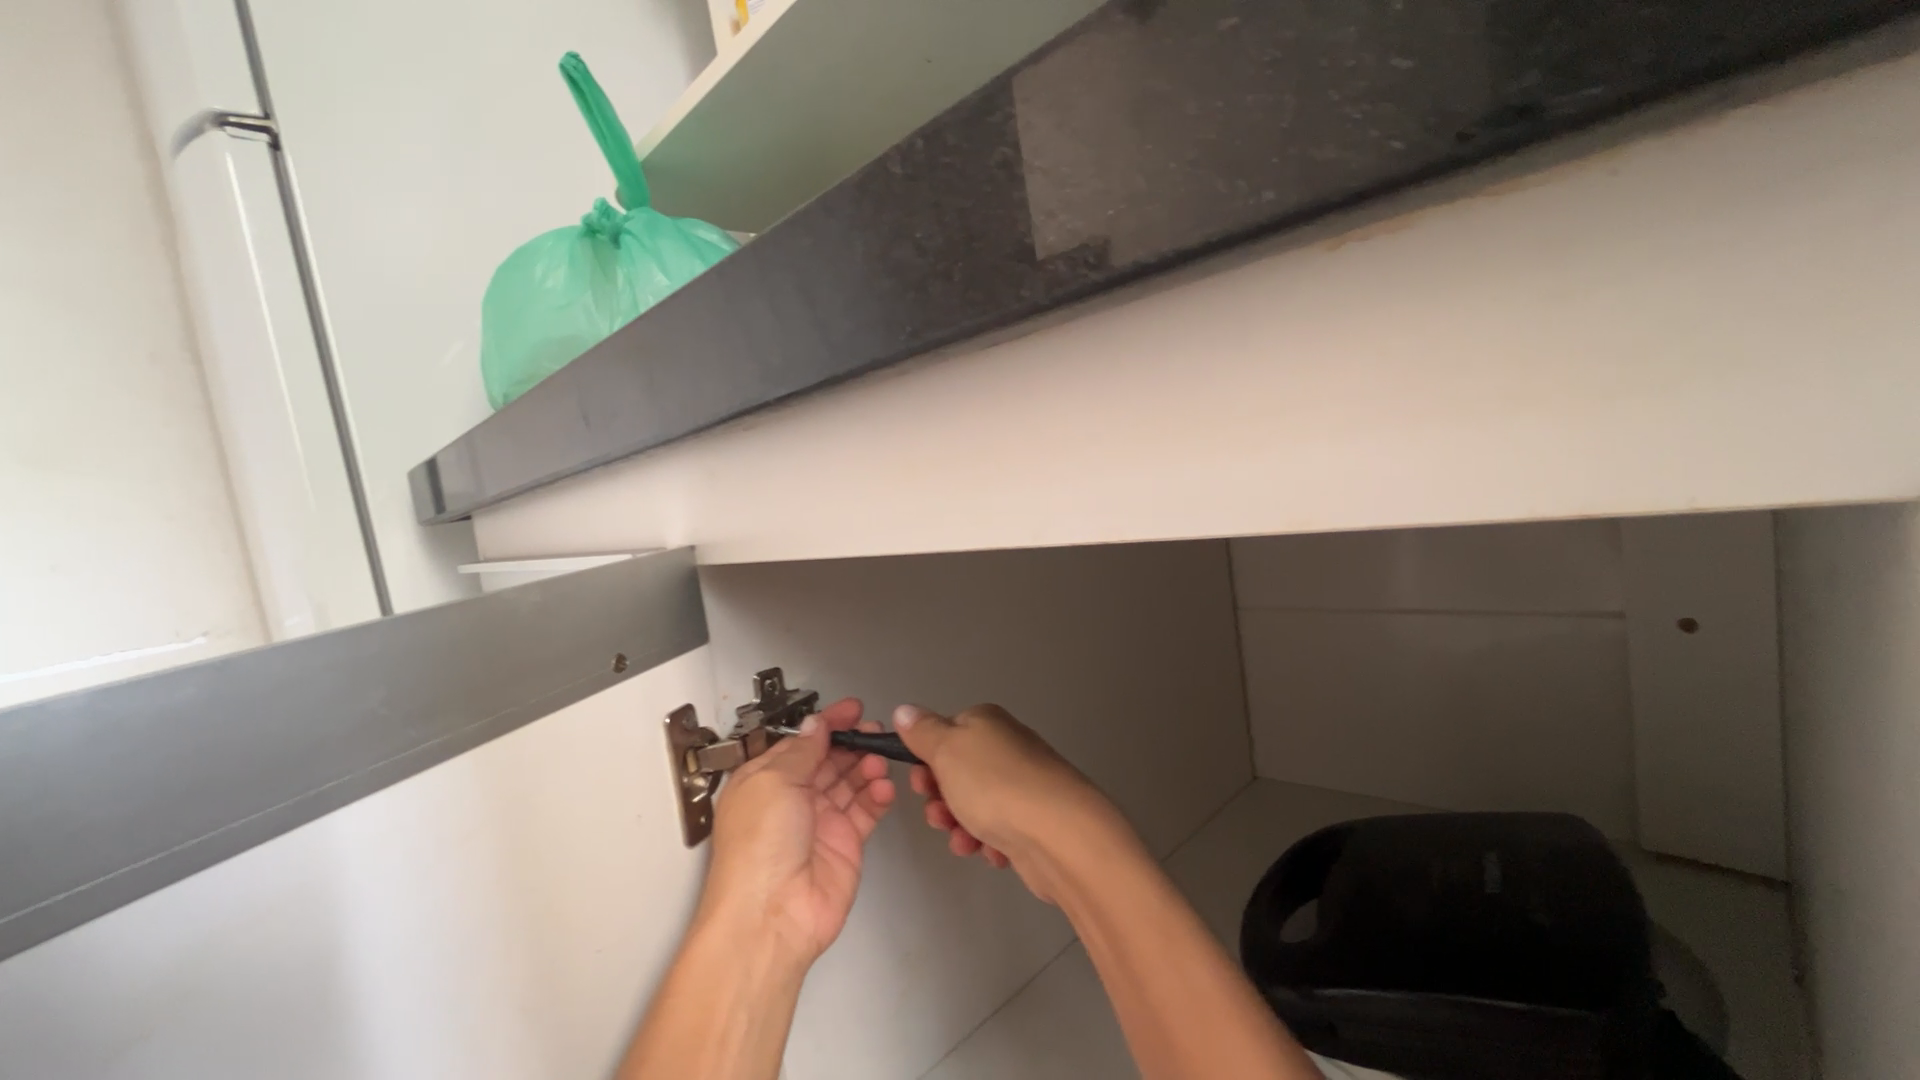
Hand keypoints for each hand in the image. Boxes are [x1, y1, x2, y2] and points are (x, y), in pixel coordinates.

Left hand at [698, 698, 895, 965]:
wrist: (772, 915)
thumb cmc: (756, 851)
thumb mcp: (774, 781)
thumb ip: (803, 750)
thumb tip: (817, 726)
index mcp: (765, 781)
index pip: (801, 742)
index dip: (827, 724)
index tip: (852, 709)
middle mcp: (791, 800)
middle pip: (829, 760)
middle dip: (852, 742)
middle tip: (875, 730)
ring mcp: (819, 822)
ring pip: (850, 782)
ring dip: (866, 766)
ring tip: (879, 758)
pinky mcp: (844, 845)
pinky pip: (866, 811)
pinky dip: (878, 795)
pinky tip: (885, 786)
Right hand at [893, 703, 1126, 903]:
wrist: (1058, 835)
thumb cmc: (995, 786)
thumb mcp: (947, 750)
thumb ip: (923, 731)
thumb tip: (906, 710)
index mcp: (987, 722)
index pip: (945, 732)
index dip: (926, 759)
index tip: (920, 782)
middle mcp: (1008, 747)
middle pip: (958, 772)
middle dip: (940, 797)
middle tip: (938, 814)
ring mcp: (1024, 784)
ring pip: (975, 804)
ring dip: (960, 824)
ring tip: (963, 839)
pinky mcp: (1034, 820)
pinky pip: (999, 829)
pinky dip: (988, 842)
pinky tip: (990, 851)